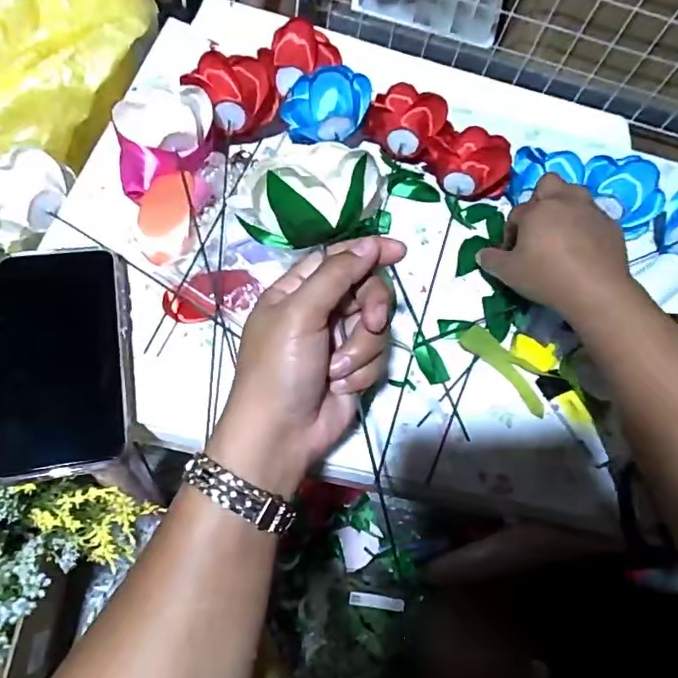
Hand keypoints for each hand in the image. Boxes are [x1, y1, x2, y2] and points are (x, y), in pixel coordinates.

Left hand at [209, 236, 406, 495]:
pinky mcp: (355, 369)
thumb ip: (336, 274)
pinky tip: (340, 387)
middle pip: (366, 291)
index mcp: (296, 292)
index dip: (368, 252)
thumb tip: (369, 243)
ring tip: (336, 371)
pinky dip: (362, 372)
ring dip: (361, 350)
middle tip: (373, 322)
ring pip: (376, 327)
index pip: (338, 259)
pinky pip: (377, 357)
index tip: (399, 251)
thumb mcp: (300, 313)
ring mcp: (338, 342)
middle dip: (373, 308)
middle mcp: (320, 312)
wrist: (282, 434)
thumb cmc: (279, 368)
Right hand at [476, 173, 641, 324]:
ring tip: (563, 235)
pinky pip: (595, 218)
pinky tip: (585, 250)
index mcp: (537, 209)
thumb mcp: (509, 273)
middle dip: (541, 200)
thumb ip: (492, 260)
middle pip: (549, 184)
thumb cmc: (547, 277)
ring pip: (576, 195)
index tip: (513, 254)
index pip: (517, 213)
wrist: (597, 290)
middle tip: (539, 228)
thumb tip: (482, 254)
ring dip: (566, 208)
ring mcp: (591, 210)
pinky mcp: (612, 225)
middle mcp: (565, 201)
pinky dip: (587, 228)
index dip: (511, 233)